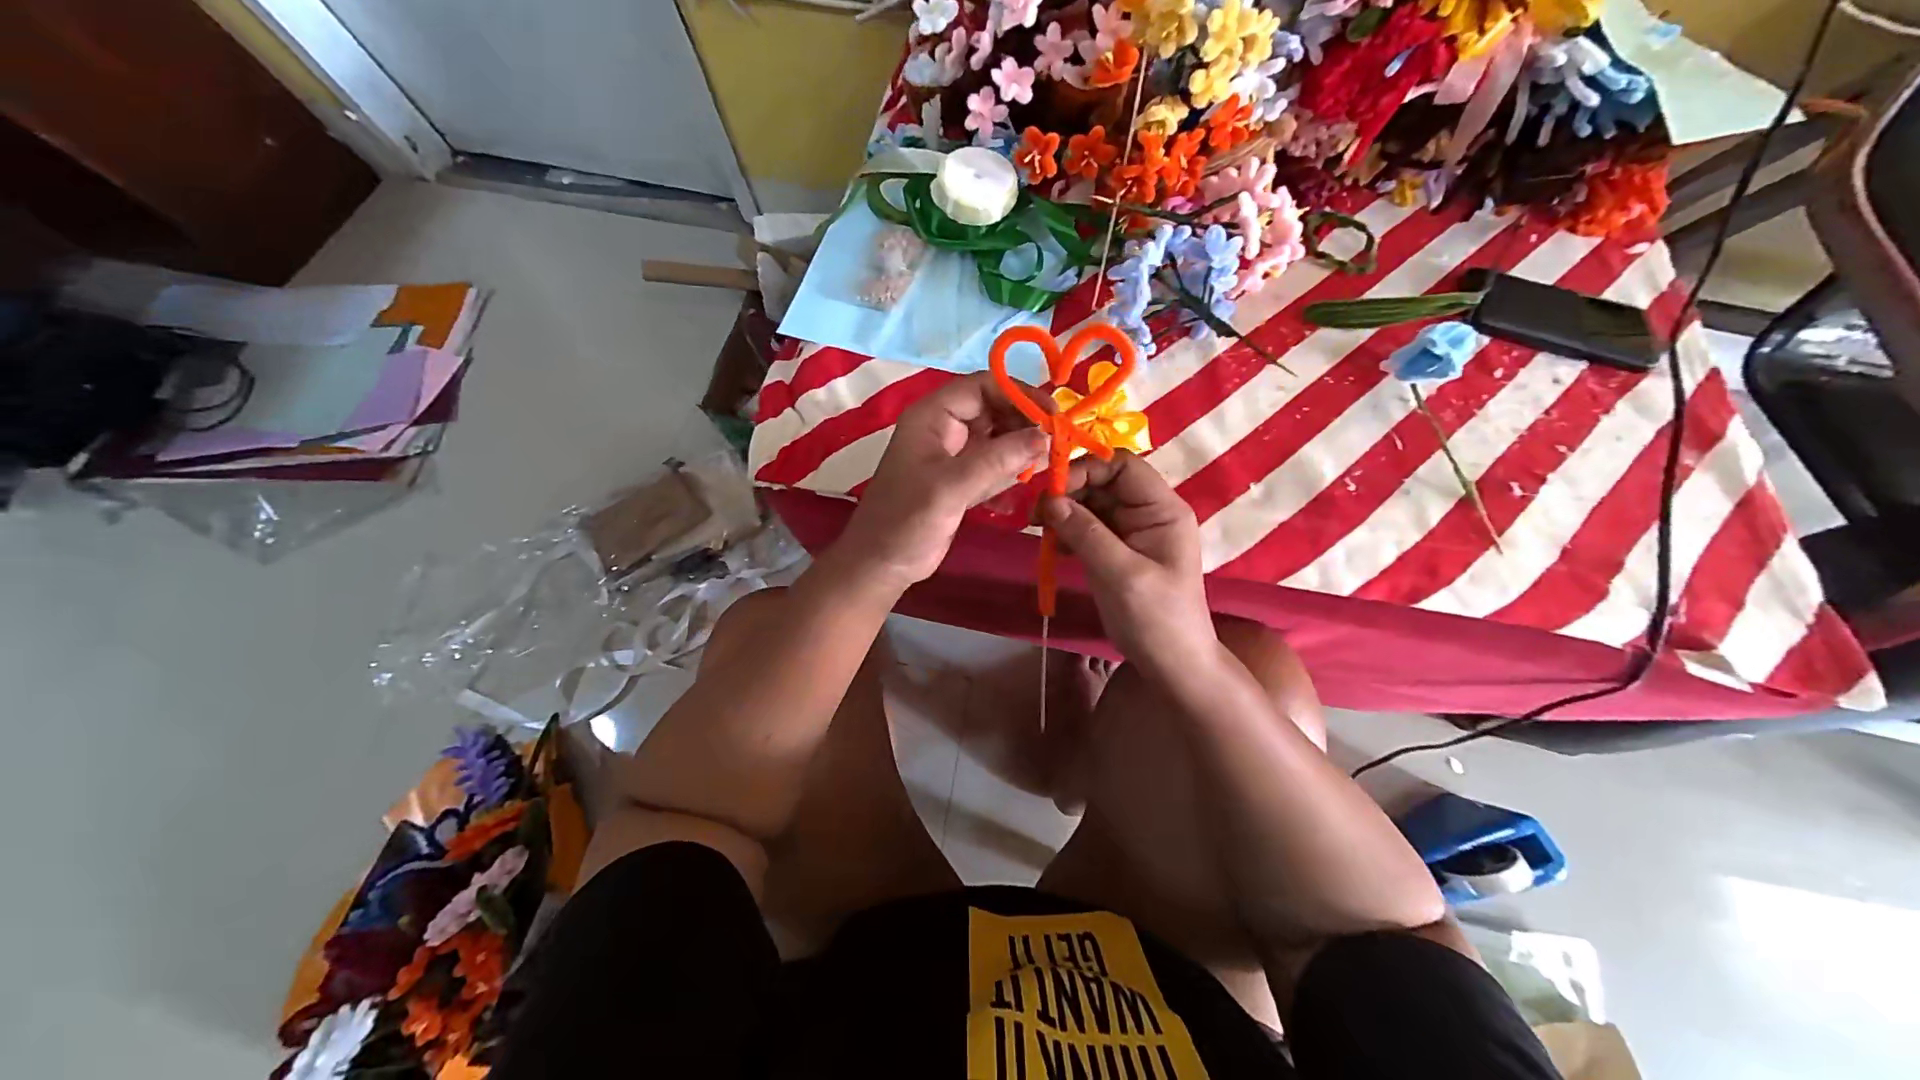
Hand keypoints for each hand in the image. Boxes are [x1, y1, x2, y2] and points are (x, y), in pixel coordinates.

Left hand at [834, 373, 1047, 589]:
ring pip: (998, 437)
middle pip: (995, 409)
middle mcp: (945, 428)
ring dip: (1023, 448)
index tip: (1053, 414)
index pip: (983, 386)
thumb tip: (1045, 436)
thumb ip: (997, 460)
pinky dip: (1012, 471)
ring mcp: (954, 455)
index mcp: (933, 415)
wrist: (881, 565)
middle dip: (1026, 422)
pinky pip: (995, 464)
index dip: (1020, 394)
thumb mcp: (951, 487)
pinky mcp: (962, 480)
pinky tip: (1027, 485)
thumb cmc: (906, 520)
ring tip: (1051, 462)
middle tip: (1058, 442)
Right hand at [1039, 451, 1215, 669]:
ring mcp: (1130, 533)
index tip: (1054, 490)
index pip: (1123, 466)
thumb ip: (1087, 534)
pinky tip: (1053, 549)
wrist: (1173, 664)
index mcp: (1162, 510)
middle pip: (1103, 483)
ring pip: (1090, 505)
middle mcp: (1147, 513)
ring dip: (1064, 513)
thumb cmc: (1157, 618)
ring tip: (1040, 531)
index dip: (1087, 469)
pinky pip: (1086, 529)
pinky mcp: (1115, 552)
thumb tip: (1052, 502)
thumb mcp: (1122, 574)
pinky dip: (1067, 533)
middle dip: (1069, 493)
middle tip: (1037, 515)